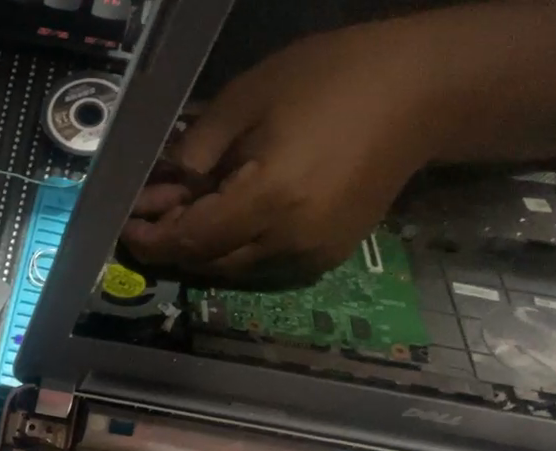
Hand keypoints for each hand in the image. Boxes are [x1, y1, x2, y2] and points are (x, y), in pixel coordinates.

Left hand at [122, 19, 448, 286]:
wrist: (429, 92)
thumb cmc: (337, 79)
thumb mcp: (250, 97)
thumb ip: (196, 149)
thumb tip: (161, 188)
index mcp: (270, 200)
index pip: (189, 239)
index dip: (151, 239)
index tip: (126, 228)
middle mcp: (288, 241)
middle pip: (206, 259)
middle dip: (170, 242)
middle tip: (148, 215)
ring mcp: (310, 254)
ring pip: (231, 267)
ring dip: (199, 247)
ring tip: (181, 212)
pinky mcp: (327, 256)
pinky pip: (261, 263)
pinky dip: (233, 247)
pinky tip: (224, 217)